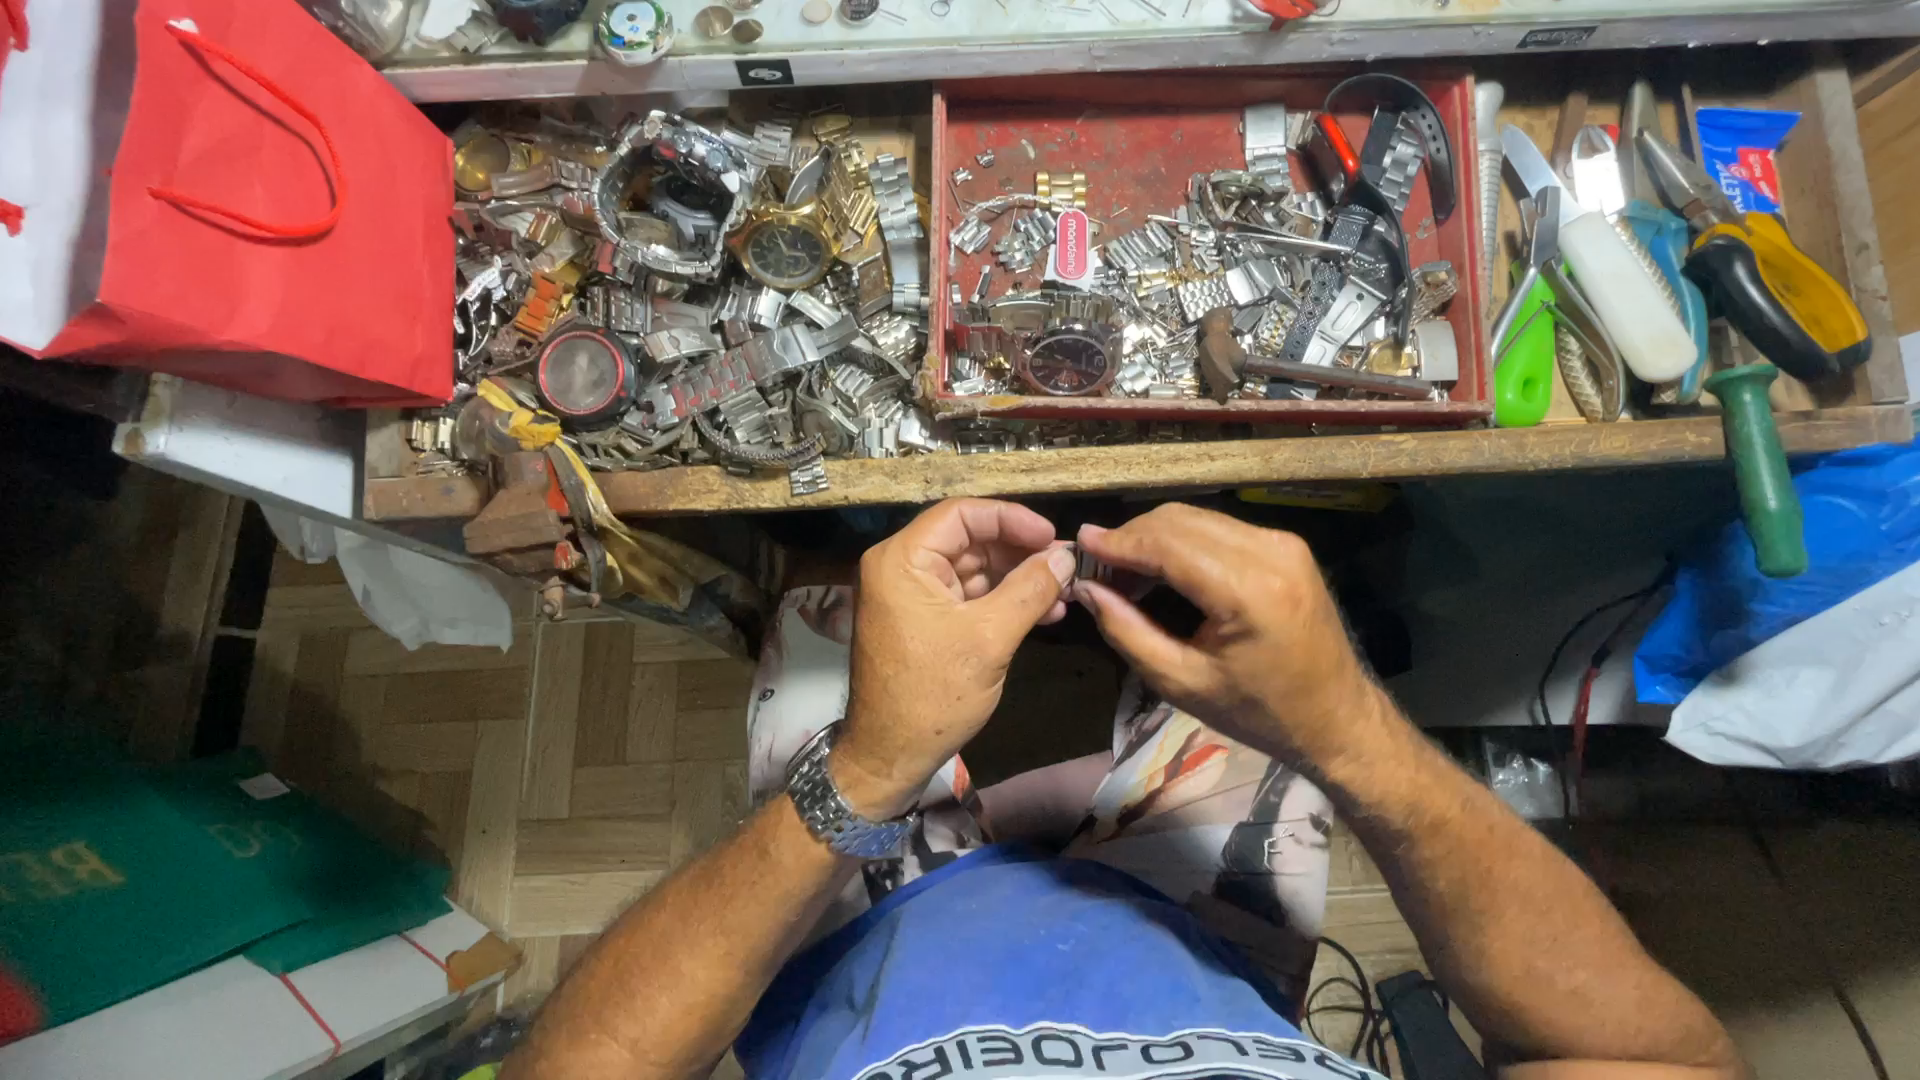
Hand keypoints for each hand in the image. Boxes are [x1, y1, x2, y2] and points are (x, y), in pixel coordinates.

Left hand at [835, 499, 1076, 818]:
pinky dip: (1003, 601)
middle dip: (1020, 552)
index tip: (1052, 536)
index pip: (961, 514)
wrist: (890, 754)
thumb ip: (1030, 590)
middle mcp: (901, 567)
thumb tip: (1066, 557)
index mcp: (902, 560)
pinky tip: (1044, 612)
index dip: (1011, 519)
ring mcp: (911, 594)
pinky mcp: (924, 619)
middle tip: (1066, 566)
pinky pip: (968, 596)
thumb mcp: (989, 638)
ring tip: (1064, 593)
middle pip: (969, 539)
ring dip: (1018, 579)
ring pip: (973, 568)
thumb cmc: (933, 694)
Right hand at [1071, 503, 1390, 768]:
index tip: (1079, 542)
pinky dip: (1179, 540)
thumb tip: (1085, 588)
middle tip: (1097, 567)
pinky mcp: (1285, 545)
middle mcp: (1270, 552)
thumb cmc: (1258, 712)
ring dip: (1153, 536)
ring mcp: (1283, 543)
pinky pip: (1217, 527)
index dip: (1118, 542)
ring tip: (1123, 570)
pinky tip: (1159, 567)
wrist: (1336, 718)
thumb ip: (1127, 630)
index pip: (1168, 544)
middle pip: (1179, 520)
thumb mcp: (1181, 682)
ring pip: (1196, 517)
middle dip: (1131, 537)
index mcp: (1249, 591)